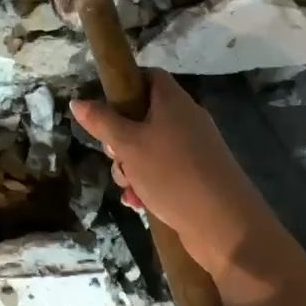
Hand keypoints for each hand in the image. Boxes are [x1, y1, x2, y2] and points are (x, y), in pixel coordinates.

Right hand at [71, 71, 277, 276]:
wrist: (228, 229)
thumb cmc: (173, 174)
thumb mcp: (127, 145)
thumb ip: (101, 121)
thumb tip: (77, 101)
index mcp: (173, 101)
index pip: (148, 76)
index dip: (124, 86)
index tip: (105, 107)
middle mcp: (186, 120)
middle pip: (144, 115)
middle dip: (120, 138)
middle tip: (114, 155)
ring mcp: (195, 150)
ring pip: (150, 147)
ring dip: (131, 165)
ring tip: (128, 187)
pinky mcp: (199, 178)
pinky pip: (165, 171)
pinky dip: (149, 182)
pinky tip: (138, 203)